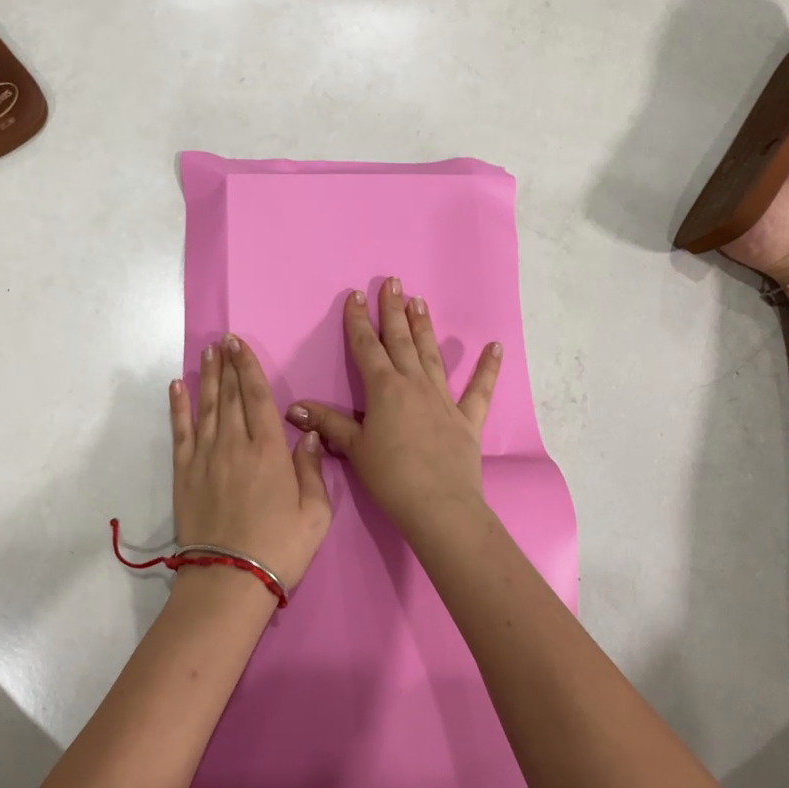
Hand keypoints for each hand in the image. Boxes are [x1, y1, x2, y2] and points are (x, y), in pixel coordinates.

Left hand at [171, 337, 332, 589]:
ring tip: (206, 352)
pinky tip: (176, 386)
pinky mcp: (183, 473)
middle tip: (222, 339)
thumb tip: (309, 435)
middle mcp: (234, 445)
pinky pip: (179, 431)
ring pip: (205, 406)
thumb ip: (312, 470)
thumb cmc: (280, 548)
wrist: (229, 579)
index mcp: (269, 451)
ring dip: (205, 376)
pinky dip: (178, 406)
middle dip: (227, 364)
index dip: (248, 367)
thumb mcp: (315, 514)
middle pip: (229, 395)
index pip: (257, 397)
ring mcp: (205, 457)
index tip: (239, 343)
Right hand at [287, 280, 500, 531]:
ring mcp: (443, 399)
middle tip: (393, 282)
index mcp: (384, 389)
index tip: (356, 295)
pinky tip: (494, 347)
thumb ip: (328, 424)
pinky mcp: (467, 419)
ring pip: (432, 355)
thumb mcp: (354, 448)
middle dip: (393, 311)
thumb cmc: (390, 477)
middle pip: (401, 341)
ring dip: (425, 327)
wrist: (438, 506)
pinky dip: (488, 368)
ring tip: (420, 301)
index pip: (367, 347)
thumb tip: (294, 408)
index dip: (359, 320)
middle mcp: (414, 385)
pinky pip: (479, 389)